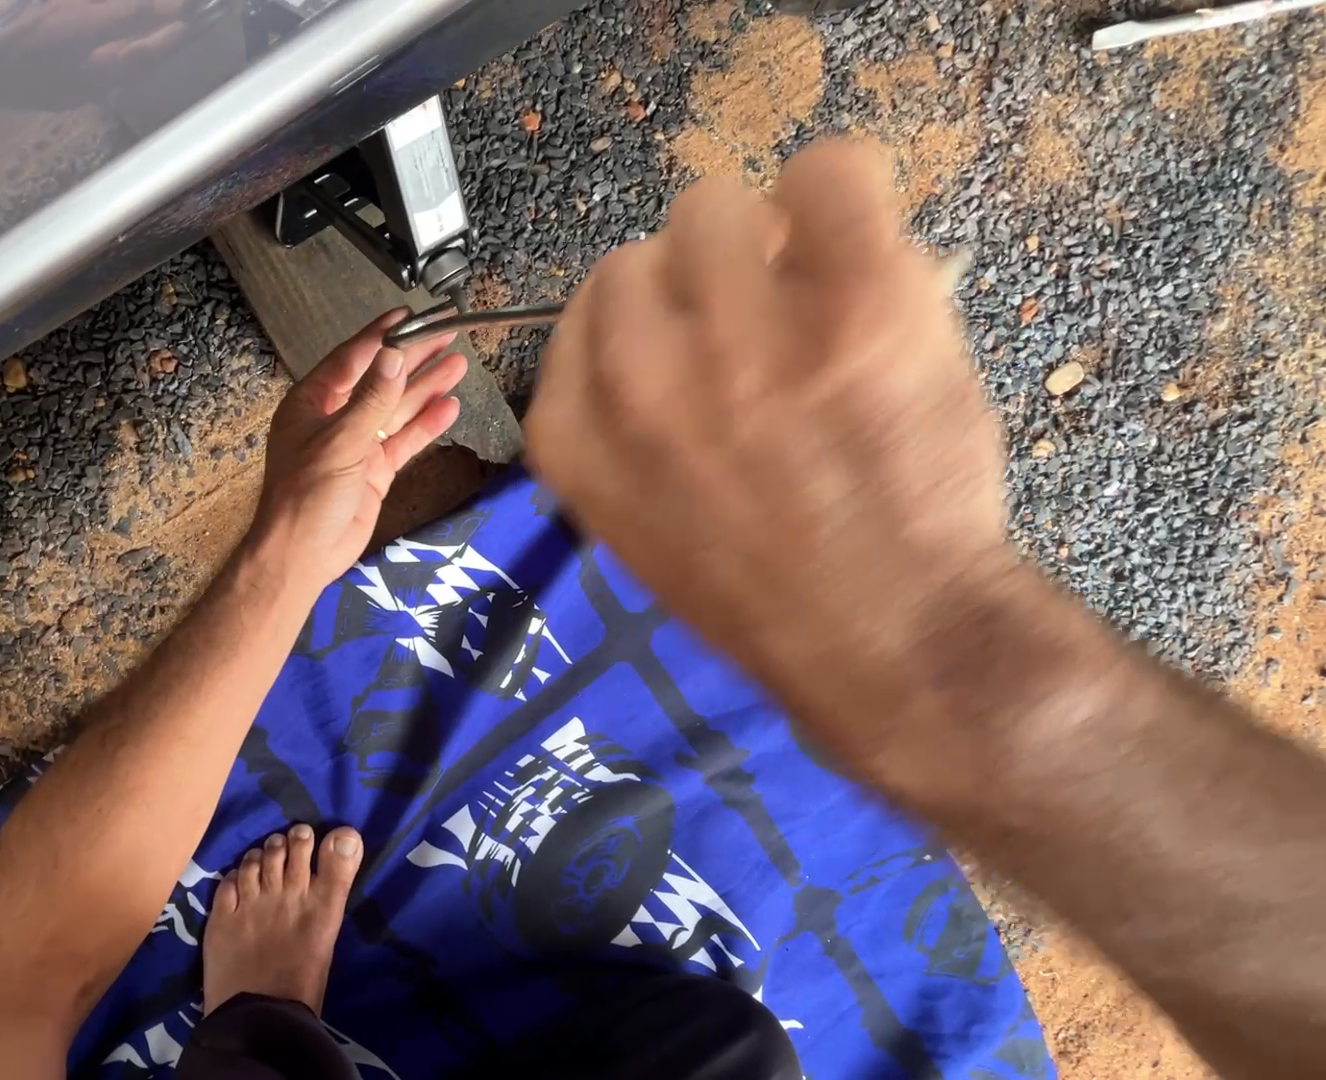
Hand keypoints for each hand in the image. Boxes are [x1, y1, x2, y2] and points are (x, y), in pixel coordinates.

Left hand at [250, 310, 467, 599]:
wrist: (303, 554)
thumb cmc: (307, 494)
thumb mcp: (340, 441)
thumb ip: (371, 400)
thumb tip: (394, 357)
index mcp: (312, 403)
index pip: (351, 359)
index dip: (381, 336)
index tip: (409, 315)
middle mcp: (335, 418)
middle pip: (379, 380)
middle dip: (412, 359)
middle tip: (447, 335)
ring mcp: (357, 445)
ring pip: (396, 410)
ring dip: (425, 389)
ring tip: (458, 365)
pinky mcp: (374, 471)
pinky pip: (403, 441)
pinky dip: (425, 425)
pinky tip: (449, 407)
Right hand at [523, 138, 1016, 778]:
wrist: (879, 634)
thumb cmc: (747, 586)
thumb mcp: (625, 518)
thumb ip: (608, 423)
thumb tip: (652, 319)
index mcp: (569, 433)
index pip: (582, 310)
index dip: (641, 325)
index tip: (683, 349)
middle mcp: (632, 379)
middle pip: (636, 257)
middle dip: (687, 292)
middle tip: (744, 335)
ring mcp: (740, 341)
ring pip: (714, 209)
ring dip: (753, 246)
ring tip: (800, 299)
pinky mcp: (854, 307)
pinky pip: (823, 174)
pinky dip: (833, 195)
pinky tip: (849, 247)